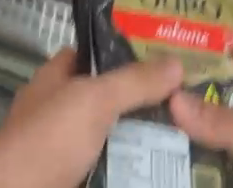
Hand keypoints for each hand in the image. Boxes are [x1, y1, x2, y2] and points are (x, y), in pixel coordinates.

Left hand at [0, 50, 183, 187]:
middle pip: (104, 102)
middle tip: (183, 114)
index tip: (160, 66)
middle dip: (139, 109)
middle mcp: (58, 110)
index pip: (88, 56)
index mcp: (54, 80)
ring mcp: (64, 150)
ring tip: (182, 146)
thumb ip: (132, 82)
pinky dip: (129, 172)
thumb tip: (176, 63)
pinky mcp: (73, 177)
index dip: (120, 56)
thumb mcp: (92, 100)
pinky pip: (106, 171)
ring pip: (109, 141)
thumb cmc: (48, 137)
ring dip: (138, 147)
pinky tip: (157, 173)